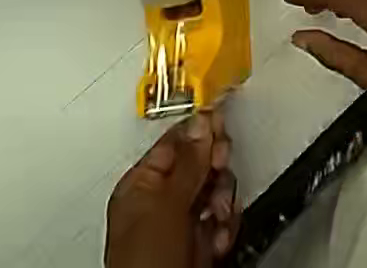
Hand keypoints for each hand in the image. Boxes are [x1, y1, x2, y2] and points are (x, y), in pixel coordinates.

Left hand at [104, 111, 237, 267]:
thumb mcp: (166, 205)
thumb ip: (188, 162)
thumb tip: (201, 122)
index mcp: (140, 186)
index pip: (174, 143)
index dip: (198, 128)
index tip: (219, 116)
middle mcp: (159, 204)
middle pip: (197, 166)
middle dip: (214, 166)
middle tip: (221, 166)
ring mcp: (180, 229)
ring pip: (214, 193)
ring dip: (223, 198)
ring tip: (218, 213)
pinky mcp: (199, 251)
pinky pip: (221, 223)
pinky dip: (226, 226)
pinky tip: (220, 235)